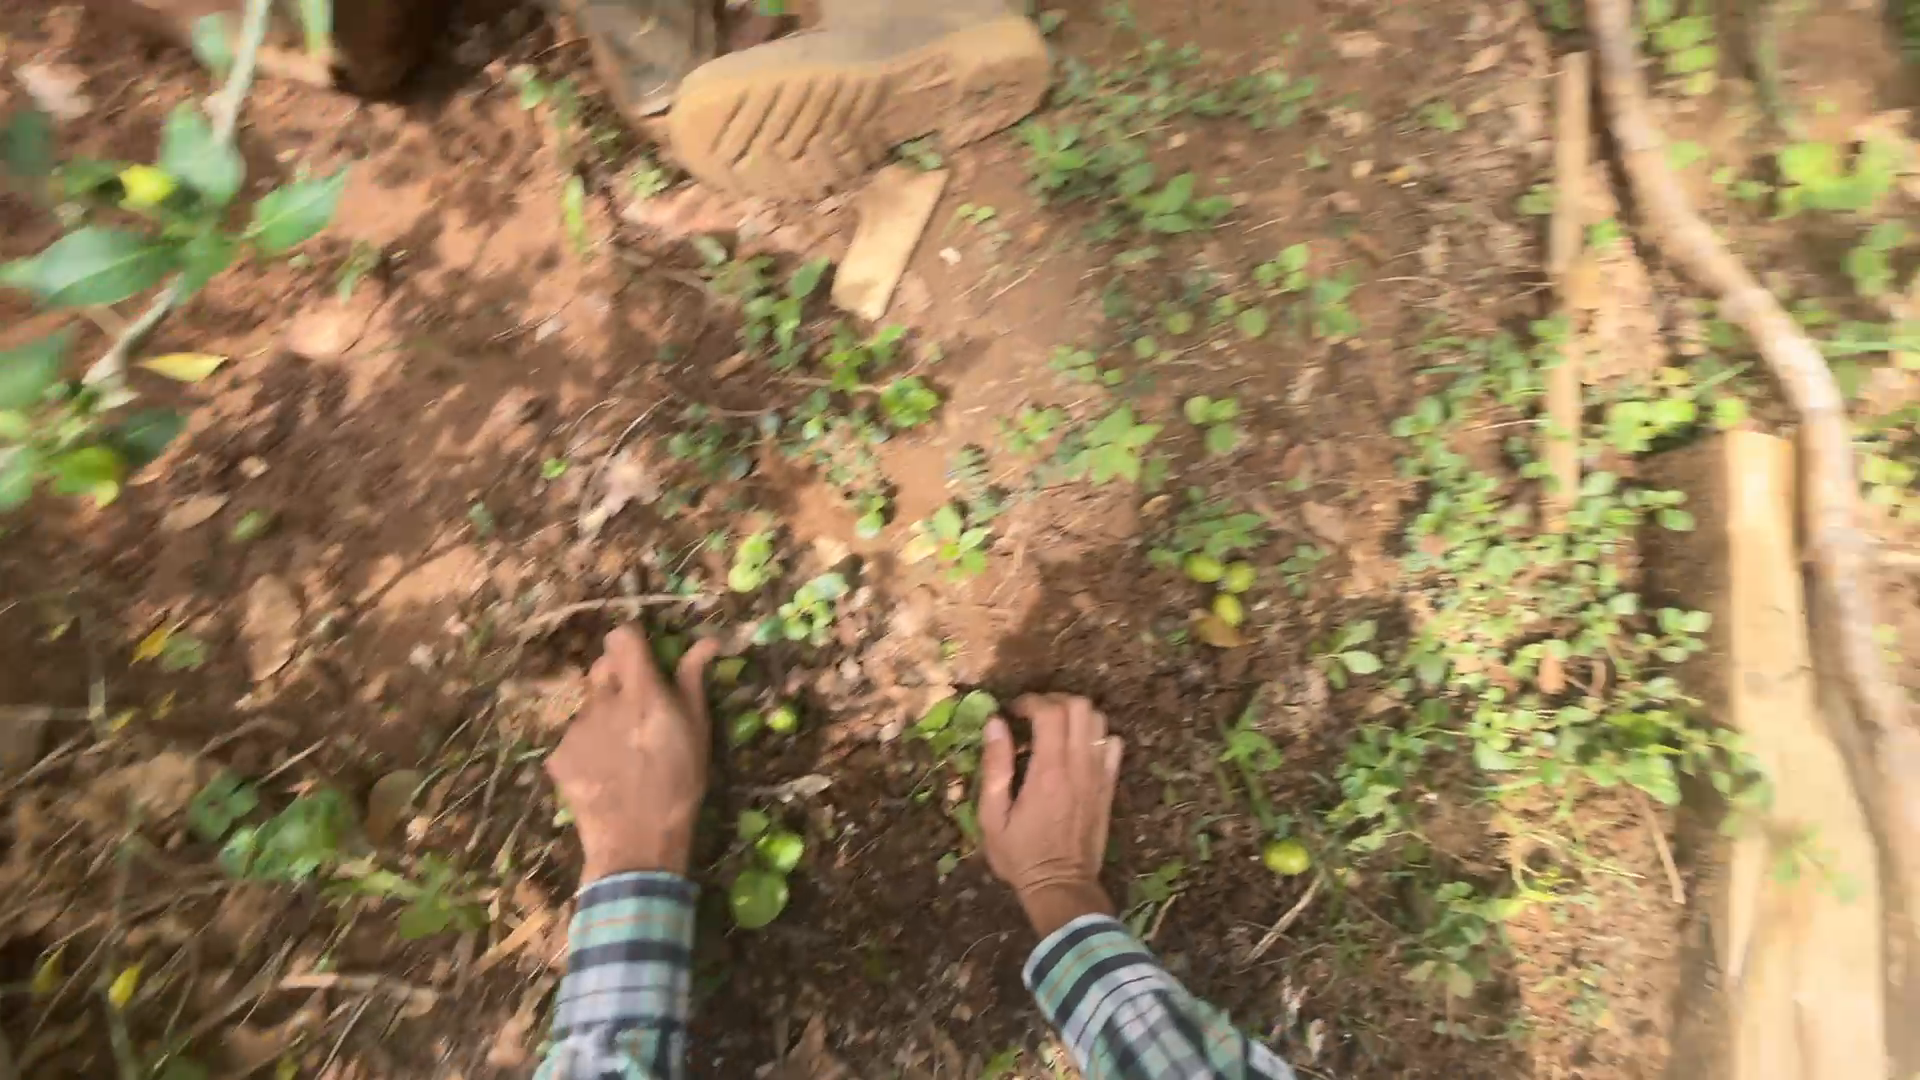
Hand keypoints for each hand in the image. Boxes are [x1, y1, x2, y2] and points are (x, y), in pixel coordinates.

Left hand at [546, 625, 718, 881]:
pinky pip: (574, 735)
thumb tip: (708, 640)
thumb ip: (692, 679)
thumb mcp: (697, 729)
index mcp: (642, 692)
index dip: (630, 641)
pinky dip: (588, 744)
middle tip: (636, 705)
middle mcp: (604, 703)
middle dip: (617, 675)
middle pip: (601, 666)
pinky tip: (604, 769)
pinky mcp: (557, 754)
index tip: (641, 655)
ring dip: (603, 712)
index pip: (622, 638)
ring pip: (588, 703)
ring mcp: (576, 729)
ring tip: (622, 747)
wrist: (637, 840)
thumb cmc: (680, 781)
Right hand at [978, 694, 1125, 937]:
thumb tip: (995, 723)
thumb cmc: (1021, 855)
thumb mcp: (992, 817)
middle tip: (1033, 715)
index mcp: (1048, 772)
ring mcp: (1098, 775)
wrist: (1062, 887)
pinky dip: (1096, 735)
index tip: (1012, 713)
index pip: (1049, 712)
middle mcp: (1078, 766)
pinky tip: (1077, 747)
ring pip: (1098, 720)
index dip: (1030, 701)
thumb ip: (994, 766)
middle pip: (1079, 707)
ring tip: (1053, 727)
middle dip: (1053, 700)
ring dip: (1075, 714)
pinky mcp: (1109, 786)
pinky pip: (1113, 744)